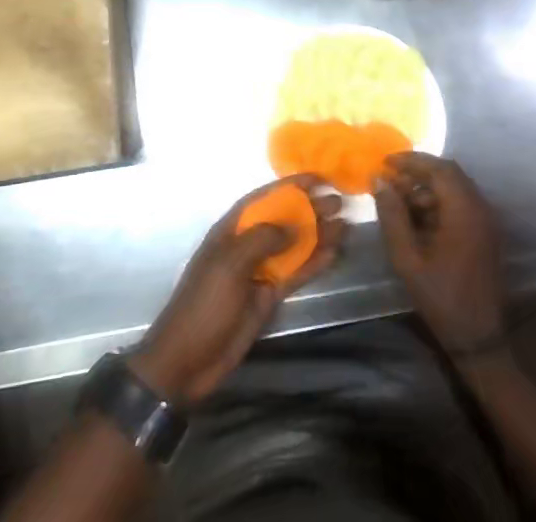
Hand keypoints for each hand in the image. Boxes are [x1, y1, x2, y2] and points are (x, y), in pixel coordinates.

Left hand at [130, 175, 343, 404]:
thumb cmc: (204, 305)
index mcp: (229, 231)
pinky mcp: (268, 295)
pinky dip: (313, 263)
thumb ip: (261, 240)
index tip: (317, 178)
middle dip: (308, 209)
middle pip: (281, 220)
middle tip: (341, 202)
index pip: (262, 199)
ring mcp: (257, 271)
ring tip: (346, 224)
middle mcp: (245, 245)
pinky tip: (334, 253)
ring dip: (316, 235)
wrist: (189, 358)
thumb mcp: (229, 266)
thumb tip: (293, 225)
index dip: (288, 186)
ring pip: (292, 246)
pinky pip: (294, 273)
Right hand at [374, 152, 505, 351]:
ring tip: (398, 198)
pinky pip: (461, 203)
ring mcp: (487, 222)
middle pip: (450, 174)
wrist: (478, 335)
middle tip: (389, 178)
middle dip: (418, 171)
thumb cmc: (440, 296)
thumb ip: (392, 215)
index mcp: (465, 213)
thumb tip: (380, 181)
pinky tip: (416, 215)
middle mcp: (481, 210)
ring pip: (456, 187)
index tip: (384, 163)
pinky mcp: (486, 233)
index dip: (411, 161)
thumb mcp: (407, 257)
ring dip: (427, 186)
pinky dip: (437, 200)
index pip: (440, 170)